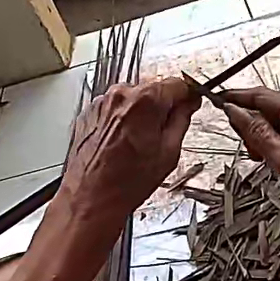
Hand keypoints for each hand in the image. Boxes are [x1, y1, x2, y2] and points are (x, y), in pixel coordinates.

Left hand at [50, 76, 200, 242]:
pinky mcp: (89, 112)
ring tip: (139, 144)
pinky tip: (122, 144)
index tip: (190, 104)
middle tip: (164, 133)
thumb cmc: (125, 182)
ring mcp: (102, 103)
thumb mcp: (169, 152)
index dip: (187, 95)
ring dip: (141, 114)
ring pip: (133, 99)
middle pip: (153, 89)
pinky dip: (122, 120)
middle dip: (163, 107)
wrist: (91, 197)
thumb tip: (188, 105)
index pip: (177, 84)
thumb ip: (182, 120)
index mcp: (145, 101)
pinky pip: (114, 108)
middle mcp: (121, 95)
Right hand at [218, 88, 279, 234]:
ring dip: (265, 139)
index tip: (216, 101)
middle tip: (249, 152)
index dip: (236, 98)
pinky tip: (278, 164)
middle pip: (270, 108)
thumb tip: (234, 111)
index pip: (261, 96)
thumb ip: (257, 133)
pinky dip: (279, 146)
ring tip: (265, 162)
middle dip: (252, 126)